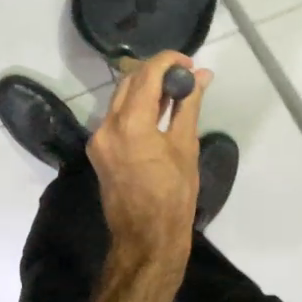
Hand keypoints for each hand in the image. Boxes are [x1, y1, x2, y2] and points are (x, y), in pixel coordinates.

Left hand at [87, 52, 213, 274]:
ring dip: (145, 89)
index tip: (189, 62)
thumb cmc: (174, 196)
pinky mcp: (98, 150)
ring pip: (120, 98)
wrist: (146, 240)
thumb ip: (189, 105)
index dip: (168, 61)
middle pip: (129, 82)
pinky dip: (136, 108)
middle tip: (184, 76)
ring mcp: (99, 138)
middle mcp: (107, 126)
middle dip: (155, 72)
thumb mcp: (186, 146)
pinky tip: (158, 112)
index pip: (147, 74)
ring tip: (175, 92)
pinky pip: (116, 117)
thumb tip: (202, 75)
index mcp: (130, 124)